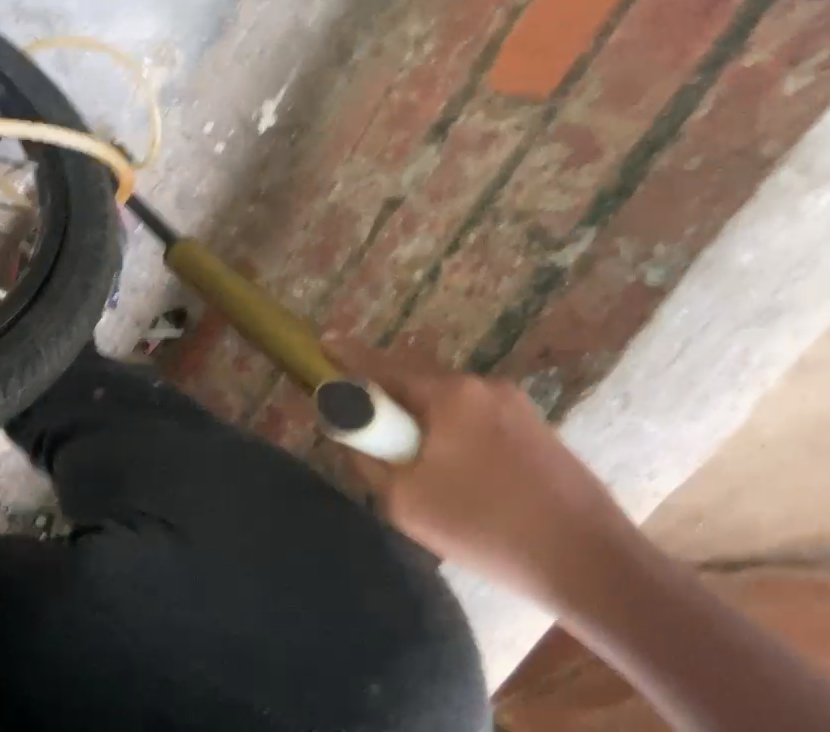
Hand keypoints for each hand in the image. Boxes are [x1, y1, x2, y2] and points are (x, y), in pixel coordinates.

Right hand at [325, 334, 641, 610]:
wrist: (599, 571)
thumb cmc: (489, 528)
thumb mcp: (402, 499)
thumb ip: (365, 459)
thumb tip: (352, 437)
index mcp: (450, 393)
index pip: (378, 364)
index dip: (343, 357)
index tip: (318, 346)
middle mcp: (484, 387)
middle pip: (412, 381)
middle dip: (383, 400)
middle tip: (364, 432)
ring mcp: (518, 408)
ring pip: (445, 405)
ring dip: (420, 424)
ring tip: (415, 469)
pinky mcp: (539, 435)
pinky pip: (474, 423)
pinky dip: (451, 438)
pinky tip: (456, 480)